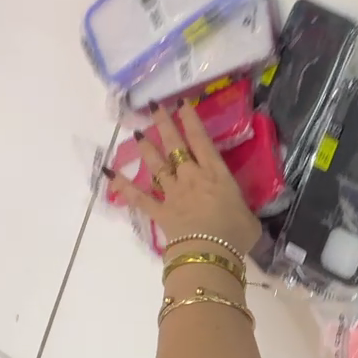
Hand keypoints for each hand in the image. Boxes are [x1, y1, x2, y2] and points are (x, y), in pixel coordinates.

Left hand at [103, 101, 261, 259]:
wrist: (210, 253)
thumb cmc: (236, 235)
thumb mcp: (250, 218)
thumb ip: (242, 208)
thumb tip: (241, 211)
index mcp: (217, 176)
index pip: (202, 141)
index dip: (191, 121)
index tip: (182, 103)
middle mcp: (192, 177)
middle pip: (175, 146)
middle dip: (165, 125)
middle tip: (155, 107)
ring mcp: (174, 193)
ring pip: (157, 166)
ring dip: (147, 149)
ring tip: (138, 135)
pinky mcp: (161, 211)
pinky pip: (139, 197)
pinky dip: (123, 186)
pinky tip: (108, 173)